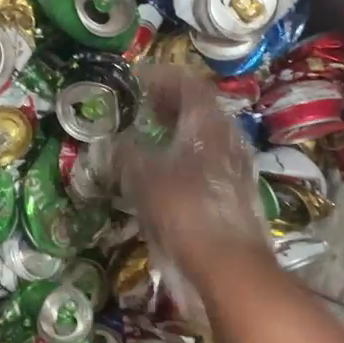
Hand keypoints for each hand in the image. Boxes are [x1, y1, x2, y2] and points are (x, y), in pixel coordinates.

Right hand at [115, 64, 270, 284]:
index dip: (161, 78)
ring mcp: (234, 167)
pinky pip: (204, 163)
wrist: (227, 265)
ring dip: (175, 133)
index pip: (186, 84)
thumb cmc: (184, 211)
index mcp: (207, 123)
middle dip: (167, 105)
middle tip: (139, 106)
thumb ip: (124, 153)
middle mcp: (226, 138)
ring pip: (202, 138)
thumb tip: (108, 142)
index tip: (137, 78)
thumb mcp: (142, 177)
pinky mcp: (233, 194)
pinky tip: (163, 174)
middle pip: (197, 110)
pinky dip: (182, 159)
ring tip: (147, 138)